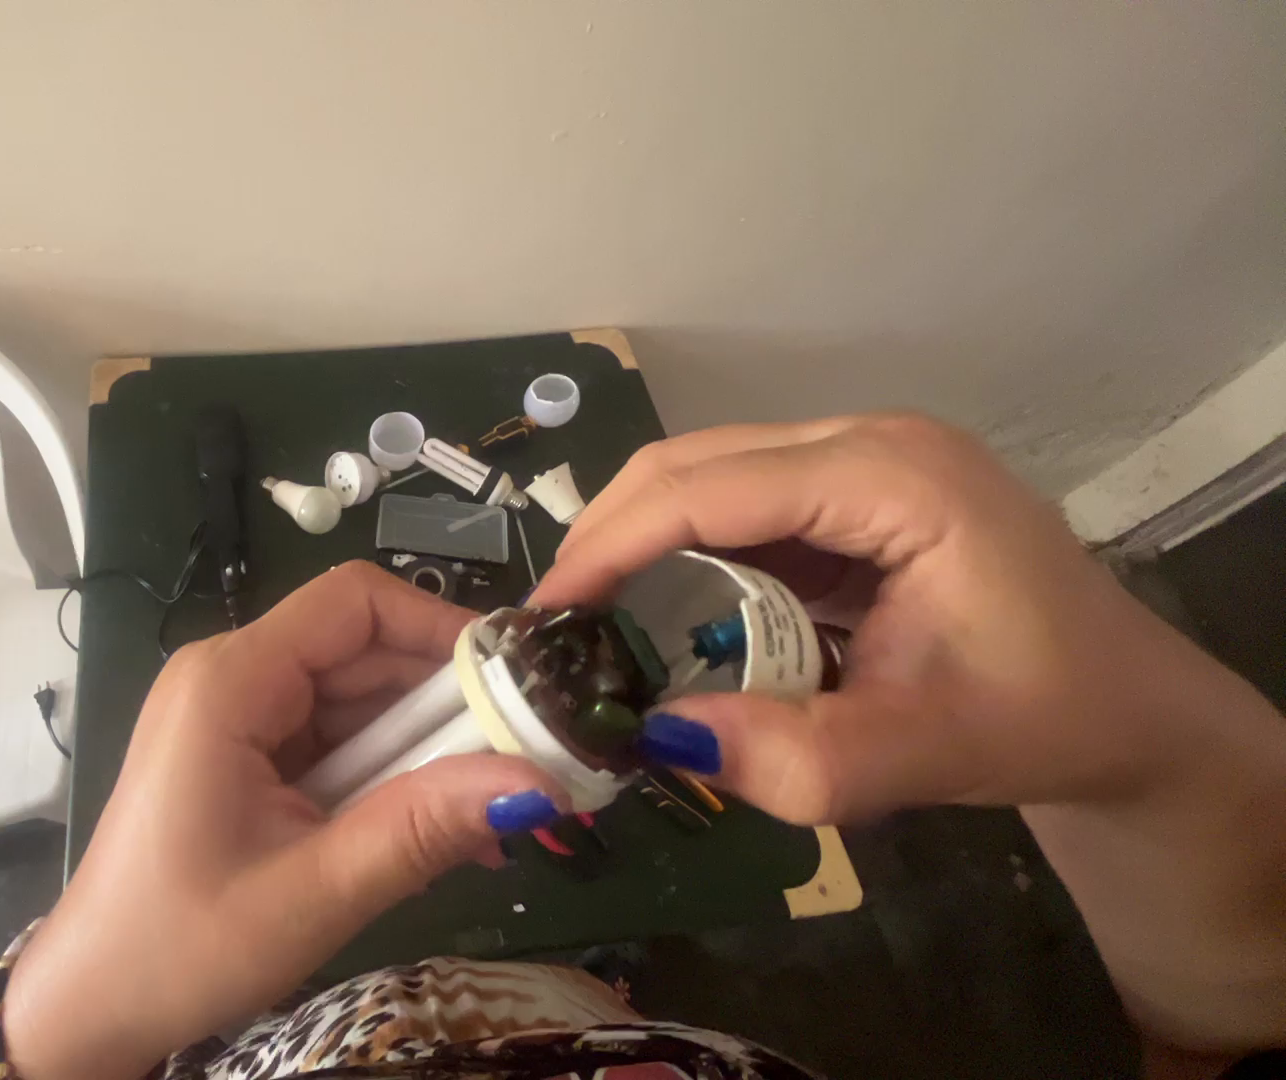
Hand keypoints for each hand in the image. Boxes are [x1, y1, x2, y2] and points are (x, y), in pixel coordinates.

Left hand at [1, 563, 553, 1079]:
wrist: (91, 1002)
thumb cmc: (179, 947)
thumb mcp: (312, 892)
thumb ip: (421, 829)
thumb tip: (539, 785)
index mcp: (230, 680)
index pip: (352, 603)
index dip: (439, 623)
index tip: (514, 676)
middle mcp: (233, 674)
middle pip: (362, 649)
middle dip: (445, 700)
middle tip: (527, 756)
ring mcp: (240, 710)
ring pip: (359, 696)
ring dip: (426, 746)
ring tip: (492, 809)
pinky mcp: (250, 747)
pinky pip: (337, 737)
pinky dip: (390, 772)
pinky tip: (438, 824)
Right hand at [532, 412, 1285, 1051]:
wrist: (1129, 713)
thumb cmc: (1045, 720)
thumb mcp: (926, 755)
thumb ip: (797, 757)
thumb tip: (657, 736)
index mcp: (894, 479)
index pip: (709, 490)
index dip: (613, 543)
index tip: (551, 609)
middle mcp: (864, 443)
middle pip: (687, 462)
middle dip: (606, 531)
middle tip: (556, 610)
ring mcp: (851, 458)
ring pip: (695, 472)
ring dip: (629, 532)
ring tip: (587, 601)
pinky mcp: (835, 488)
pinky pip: (722, 498)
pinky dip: (667, 541)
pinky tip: (648, 589)